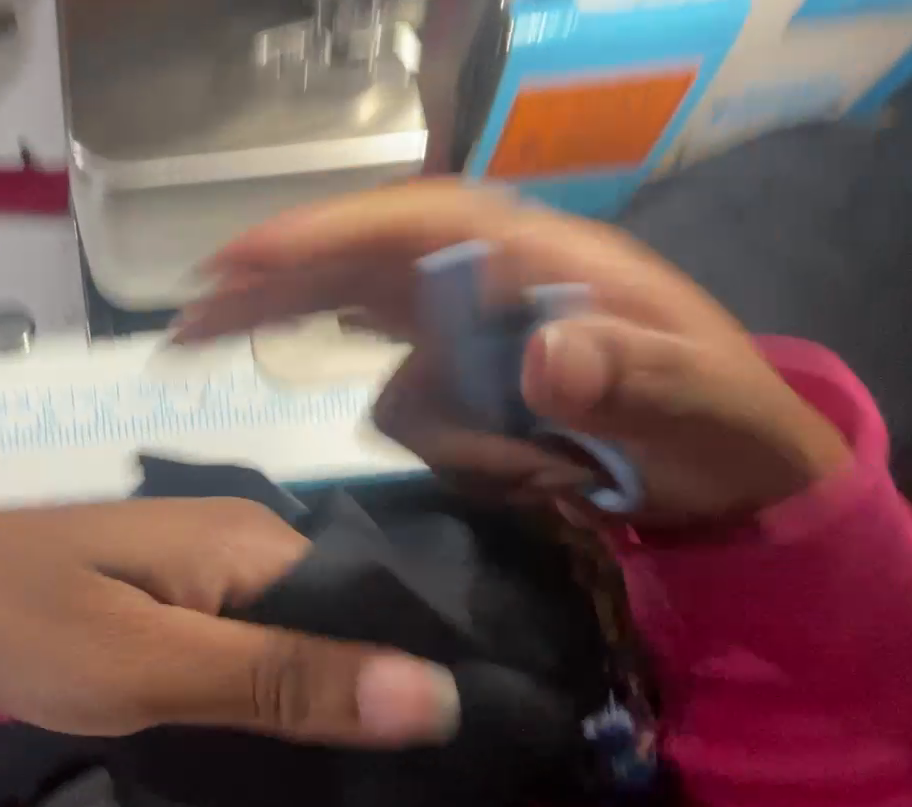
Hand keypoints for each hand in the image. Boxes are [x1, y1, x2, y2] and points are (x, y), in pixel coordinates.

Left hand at [0, 498, 460, 745]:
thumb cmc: (20, 627)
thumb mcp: (149, 666)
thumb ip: (282, 679)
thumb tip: (439, 695)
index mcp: (253, 541)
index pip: (377, 607)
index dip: (409, 681)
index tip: (450, 769)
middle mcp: (242, 543)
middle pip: (338, 624)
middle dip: (363, 701)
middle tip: (401, 798)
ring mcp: (202, 570)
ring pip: (290, 640)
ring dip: (310, 703)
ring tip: (354, 786)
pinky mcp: (168, 600)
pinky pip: (243, 647)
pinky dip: (260, 695)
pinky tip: (275, 746)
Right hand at [174, 181, 850, 525]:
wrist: (726, 475)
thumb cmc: (723, 429)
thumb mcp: (704, 409)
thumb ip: (639, 380)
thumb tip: (544, 358)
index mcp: (542, 261)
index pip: (414, 226)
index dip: (322, 236)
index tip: (237, 261)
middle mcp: (486, 283)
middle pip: (353, 268)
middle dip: (270, 289)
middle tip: (186, 322)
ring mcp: (465, 332)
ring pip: (366, 340)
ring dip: (375, 391)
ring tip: (449, 442)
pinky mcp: (458, 379)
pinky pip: (398, 401)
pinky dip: (421, 435)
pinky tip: (495, 463)